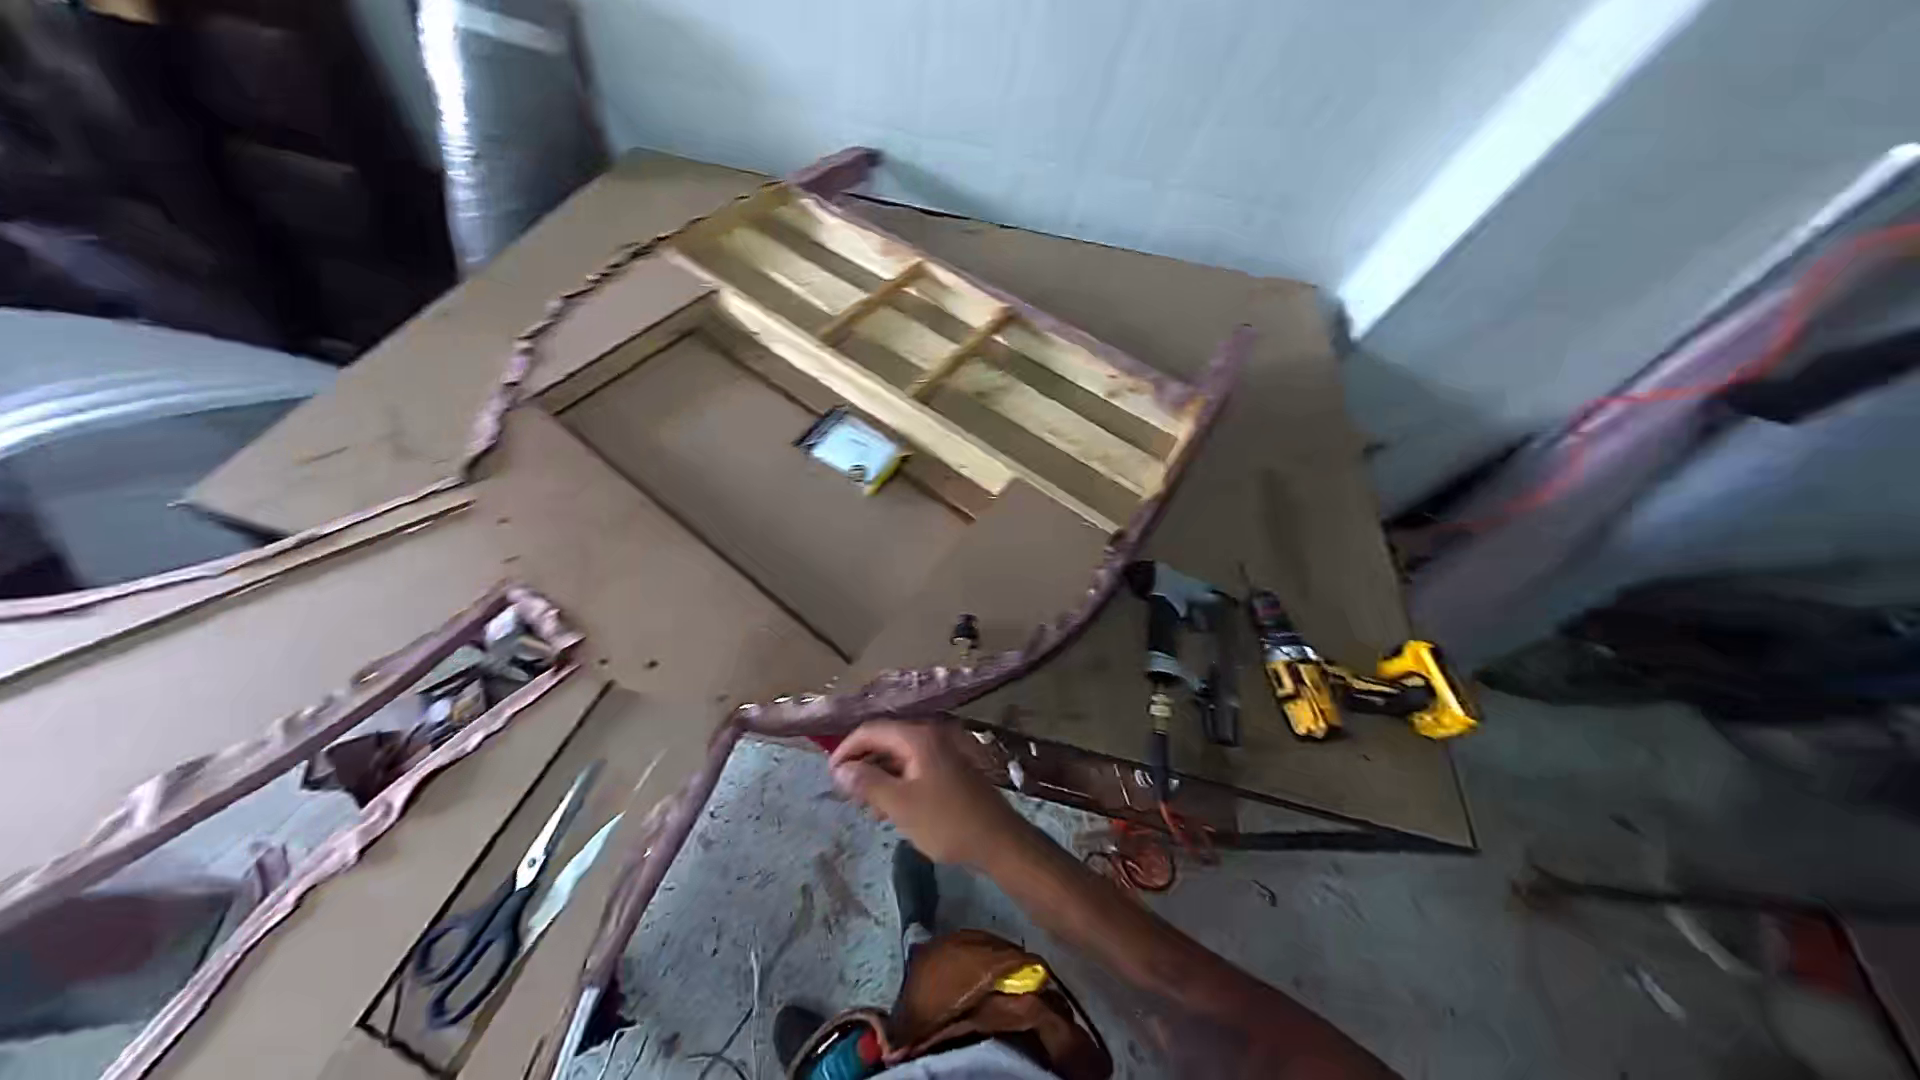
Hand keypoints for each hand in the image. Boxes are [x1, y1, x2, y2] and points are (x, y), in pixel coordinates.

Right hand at [828, 720, 1030, 867]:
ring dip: (879, 776)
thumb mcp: (900, 805)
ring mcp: (943, 752)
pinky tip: (892, 809)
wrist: (999, 841)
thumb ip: (867, 783)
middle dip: (862, 763)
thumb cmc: (947, 822)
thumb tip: (840, 768)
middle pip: (885, 740)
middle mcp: (930, 736)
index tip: (831, 775)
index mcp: (917, 737)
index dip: (846, 749)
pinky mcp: (950, 770)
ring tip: (867, 807)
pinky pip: (914, 767)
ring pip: (899, 756)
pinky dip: (897, 783)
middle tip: (846, 793)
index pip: (871, 730)